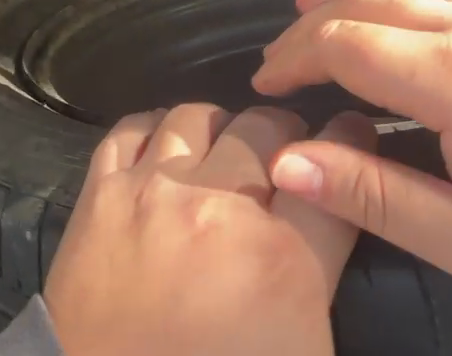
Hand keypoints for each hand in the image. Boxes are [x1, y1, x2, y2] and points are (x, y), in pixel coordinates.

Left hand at [43, 103, 376, 355]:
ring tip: (225, 142)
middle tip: (286, 144)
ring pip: (192, 118)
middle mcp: (213, 203)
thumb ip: (315, 277)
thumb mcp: (303, 352)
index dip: (348, 145)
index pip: (326, 181)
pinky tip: (163, 142)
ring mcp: (148, 188)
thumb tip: (318, 226)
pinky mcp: (98, 189)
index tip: (353, 129)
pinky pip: (128, 129)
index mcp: (280, 258)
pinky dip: (154, 127)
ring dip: (219, 126)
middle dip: (283, 131)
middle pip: (259, 131)